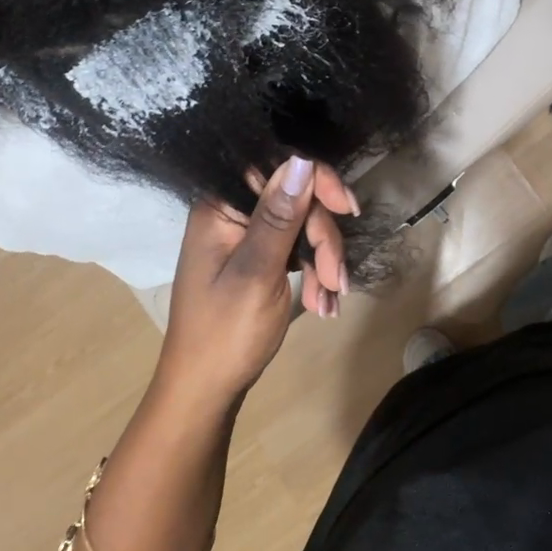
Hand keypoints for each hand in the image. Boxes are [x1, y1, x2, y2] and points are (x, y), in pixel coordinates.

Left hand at [158, 156, 359, 404]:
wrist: (206, 392)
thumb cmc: (224, 333)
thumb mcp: (257, 273)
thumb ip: (280, 215)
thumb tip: (300, 158)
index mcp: (221, 208)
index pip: (277, 167)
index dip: (317, 179)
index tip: (345, 209)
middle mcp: (233, 214)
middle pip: (298, 198)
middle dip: (323, 237)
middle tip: (335, 278)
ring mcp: (247, 237)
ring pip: (305, 225)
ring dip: (324, 261)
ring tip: (329, 300)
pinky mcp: (261, 258)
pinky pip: (299, 249)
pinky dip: (316, 273)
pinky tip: (323, 303)